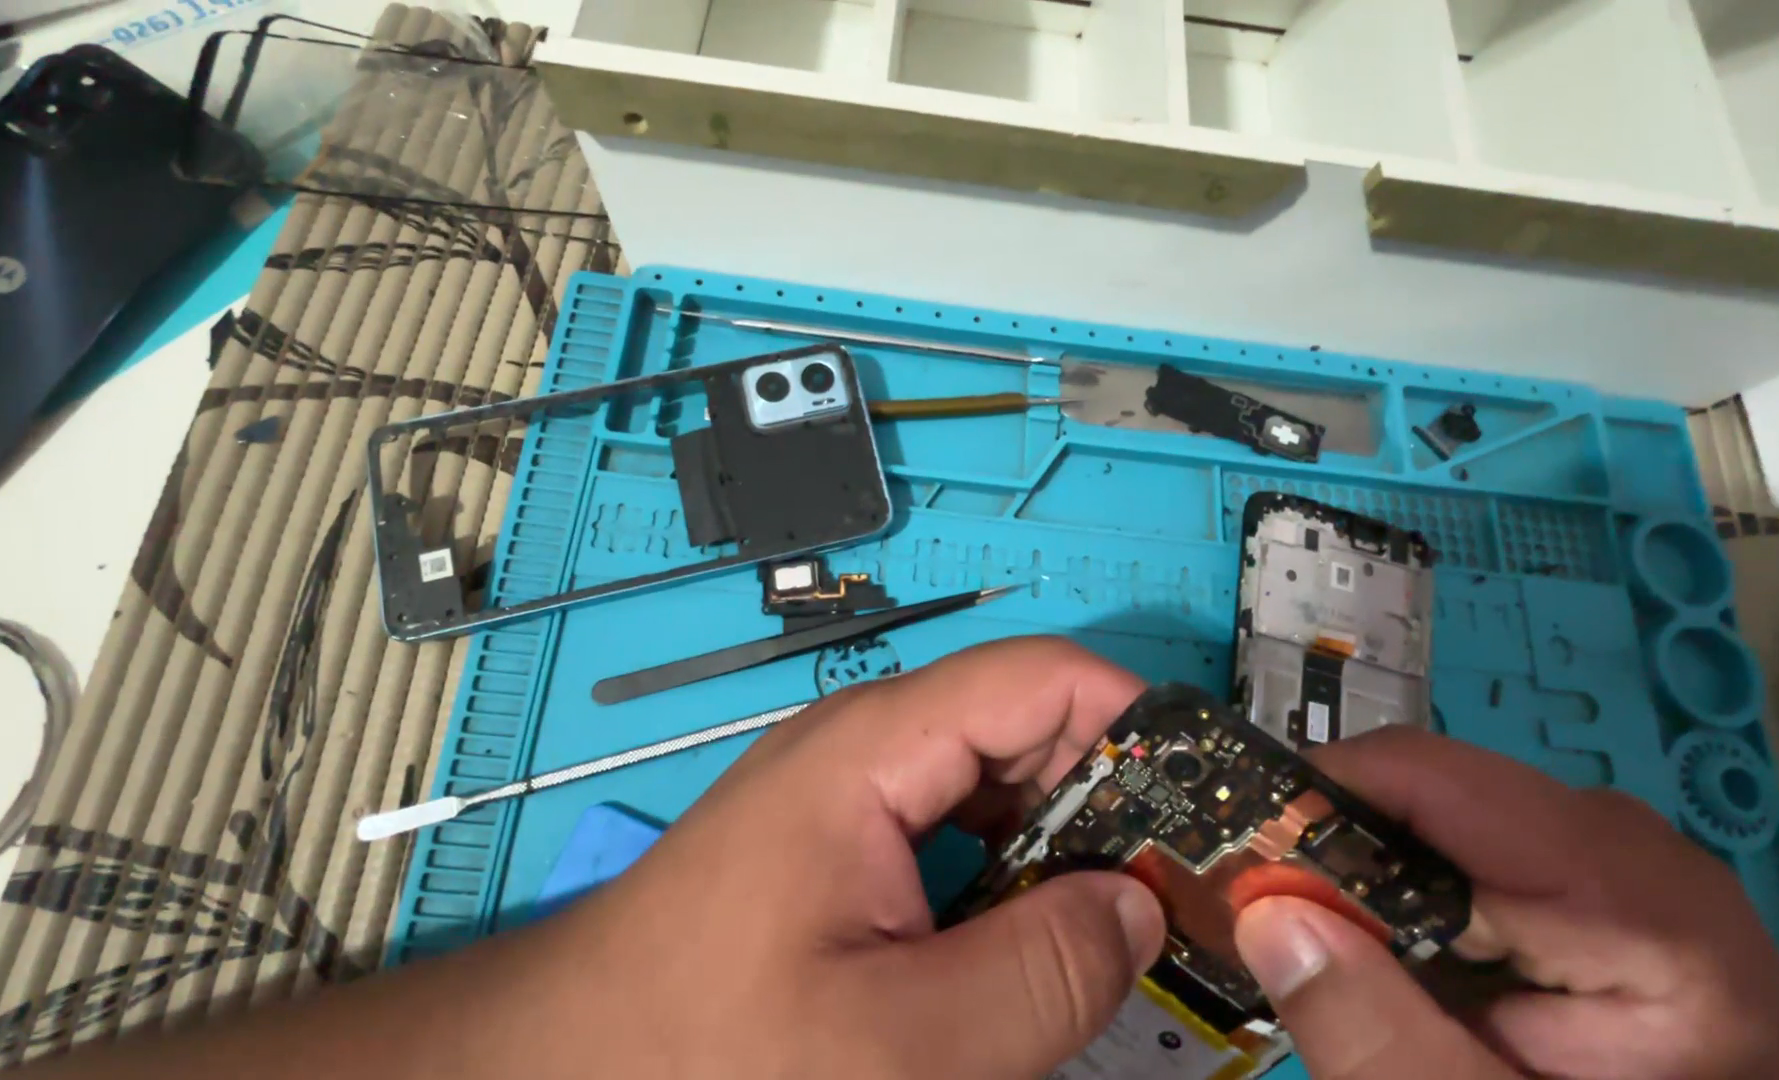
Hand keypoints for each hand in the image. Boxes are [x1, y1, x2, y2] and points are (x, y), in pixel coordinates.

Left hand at [540, 637, 1166, 1078]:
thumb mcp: (894, 1041)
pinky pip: (959, 823)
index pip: (1038, 676)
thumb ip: (1038, 977)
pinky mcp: (848, 834)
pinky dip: (1017, 864)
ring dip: (1068, 833)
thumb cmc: (704, 1048)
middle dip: (1112, 785)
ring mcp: (857, 787)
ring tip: (1129, 914)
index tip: (1208, 794)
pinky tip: (1044, 930)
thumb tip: (1136, 908)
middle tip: (1186, 878)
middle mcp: (871, 743)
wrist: (570, 1061)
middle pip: (1025, 720)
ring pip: (997, 776)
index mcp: (878, 747)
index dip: (1133, 716)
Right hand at [1233, 728, 1778, 1079]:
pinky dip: (1396, 883)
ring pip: (1428, 812)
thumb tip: (1263, 914)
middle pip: (1421, 790)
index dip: (1316, 798)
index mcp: (1641, 904)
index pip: (1432, 781)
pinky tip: (1386, 946)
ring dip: (1356, 866)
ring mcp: (1608, 855)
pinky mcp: (1586, 874)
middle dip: (1329, 842)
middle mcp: (1626, 847)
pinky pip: (1456, 842)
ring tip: (1321, 937)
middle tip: (1265, 910)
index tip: (1238, 851)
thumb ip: (1380, 1039)